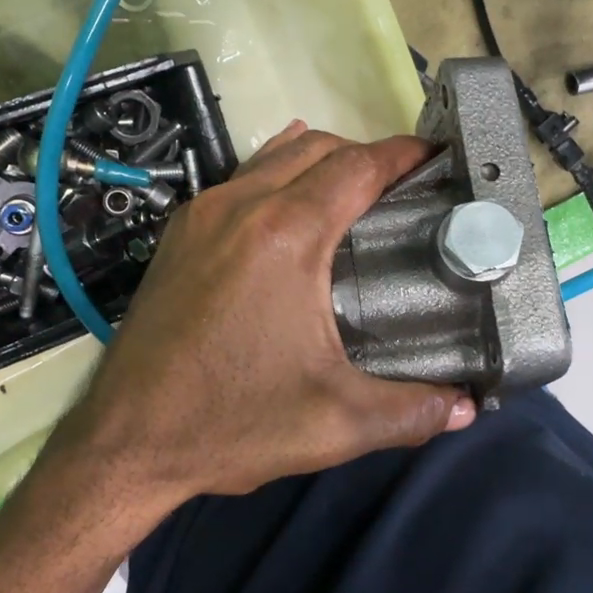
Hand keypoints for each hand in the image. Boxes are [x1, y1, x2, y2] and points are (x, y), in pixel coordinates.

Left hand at [47, 122, 477, 512]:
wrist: (126, 442)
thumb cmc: (233, 425)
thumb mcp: (336, 423)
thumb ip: (411, 411)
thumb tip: (467, 405)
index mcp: (286, 236)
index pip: (358, 168)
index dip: (403, 155)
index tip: (438, 157)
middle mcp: (241, 206)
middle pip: (318, 150)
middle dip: (367, 156)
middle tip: (405, 187)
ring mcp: (201, 215)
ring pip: (273, 158)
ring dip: (319, 161)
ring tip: (356, 192)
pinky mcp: (178, 235)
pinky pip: (239, 180)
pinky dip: (276, 173)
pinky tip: (289, 193)